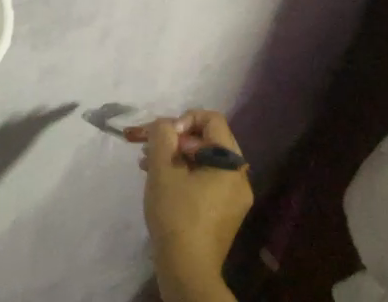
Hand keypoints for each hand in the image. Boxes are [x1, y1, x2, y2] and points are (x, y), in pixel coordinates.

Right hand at [141, 110, 251, 301]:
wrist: (187, 268)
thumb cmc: (176, 214)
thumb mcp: (162, 168)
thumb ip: (162, 135)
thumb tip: (167, 126)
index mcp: (230, 164)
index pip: (212, 120)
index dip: (184, 120)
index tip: (164, 138)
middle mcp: (239, 178)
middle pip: (209, 139)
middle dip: (177, 138)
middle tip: (150, 147)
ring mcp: (235, 197)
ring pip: (206, 160)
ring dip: (177, 155)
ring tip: (148, 164)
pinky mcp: (226, 212)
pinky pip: (208, 179)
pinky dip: (186, 173)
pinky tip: (163, 182)